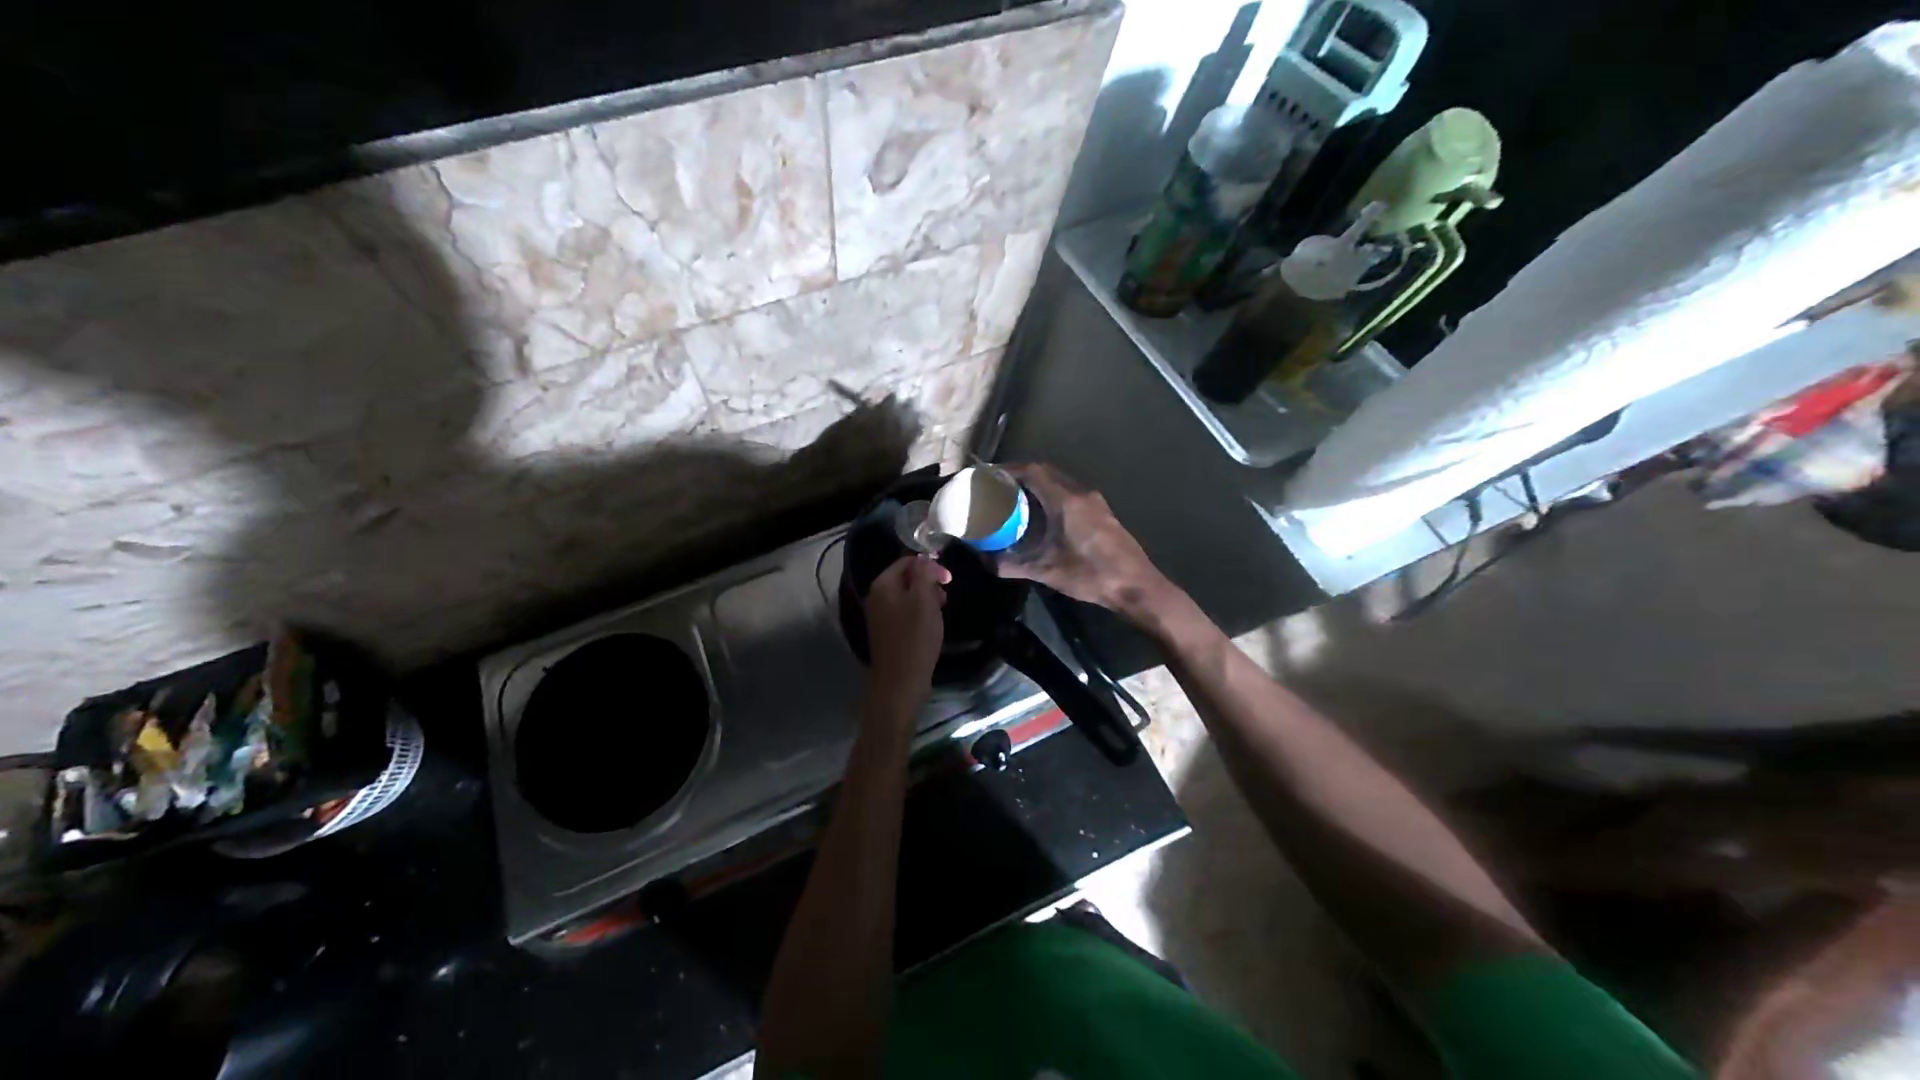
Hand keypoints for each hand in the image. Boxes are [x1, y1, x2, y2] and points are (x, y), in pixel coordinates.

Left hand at [863, 554, 949, 705]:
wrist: (900, 681)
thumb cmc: (915, 638)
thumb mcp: (923, 600)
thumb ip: (924, 574)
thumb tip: (924, 557)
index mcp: (883, 585)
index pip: (906, 561)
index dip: (929, 565)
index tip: (948, 579)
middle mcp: (877, 596)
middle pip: (906, 578)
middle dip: (928, 583)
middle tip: (944, 598)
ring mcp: (880, 615)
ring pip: (907, 596)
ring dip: (926, 599)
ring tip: (940, 613)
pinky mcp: (887, 631)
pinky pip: (905, 612)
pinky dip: (919, 613)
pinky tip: (930, 625)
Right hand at [998, 464, 1175, 626]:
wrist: (1135, 585)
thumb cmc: (1090, 575)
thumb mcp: (1045, 572)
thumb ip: (1011, 566)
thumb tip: (985, 561)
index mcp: (1065, 501)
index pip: (1033, 471)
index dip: (1010, 469)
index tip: (991, 475)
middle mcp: (1081, 493)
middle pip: (1047, 472)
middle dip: (1022, 475)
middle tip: (1000, 487)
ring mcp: (1095, 501)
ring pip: (1061, 481)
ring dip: (1039, 484)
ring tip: (1017, 499)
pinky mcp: (1103, 512)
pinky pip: (1072, 492)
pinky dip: (1054, 494)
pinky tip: (1044, 514)